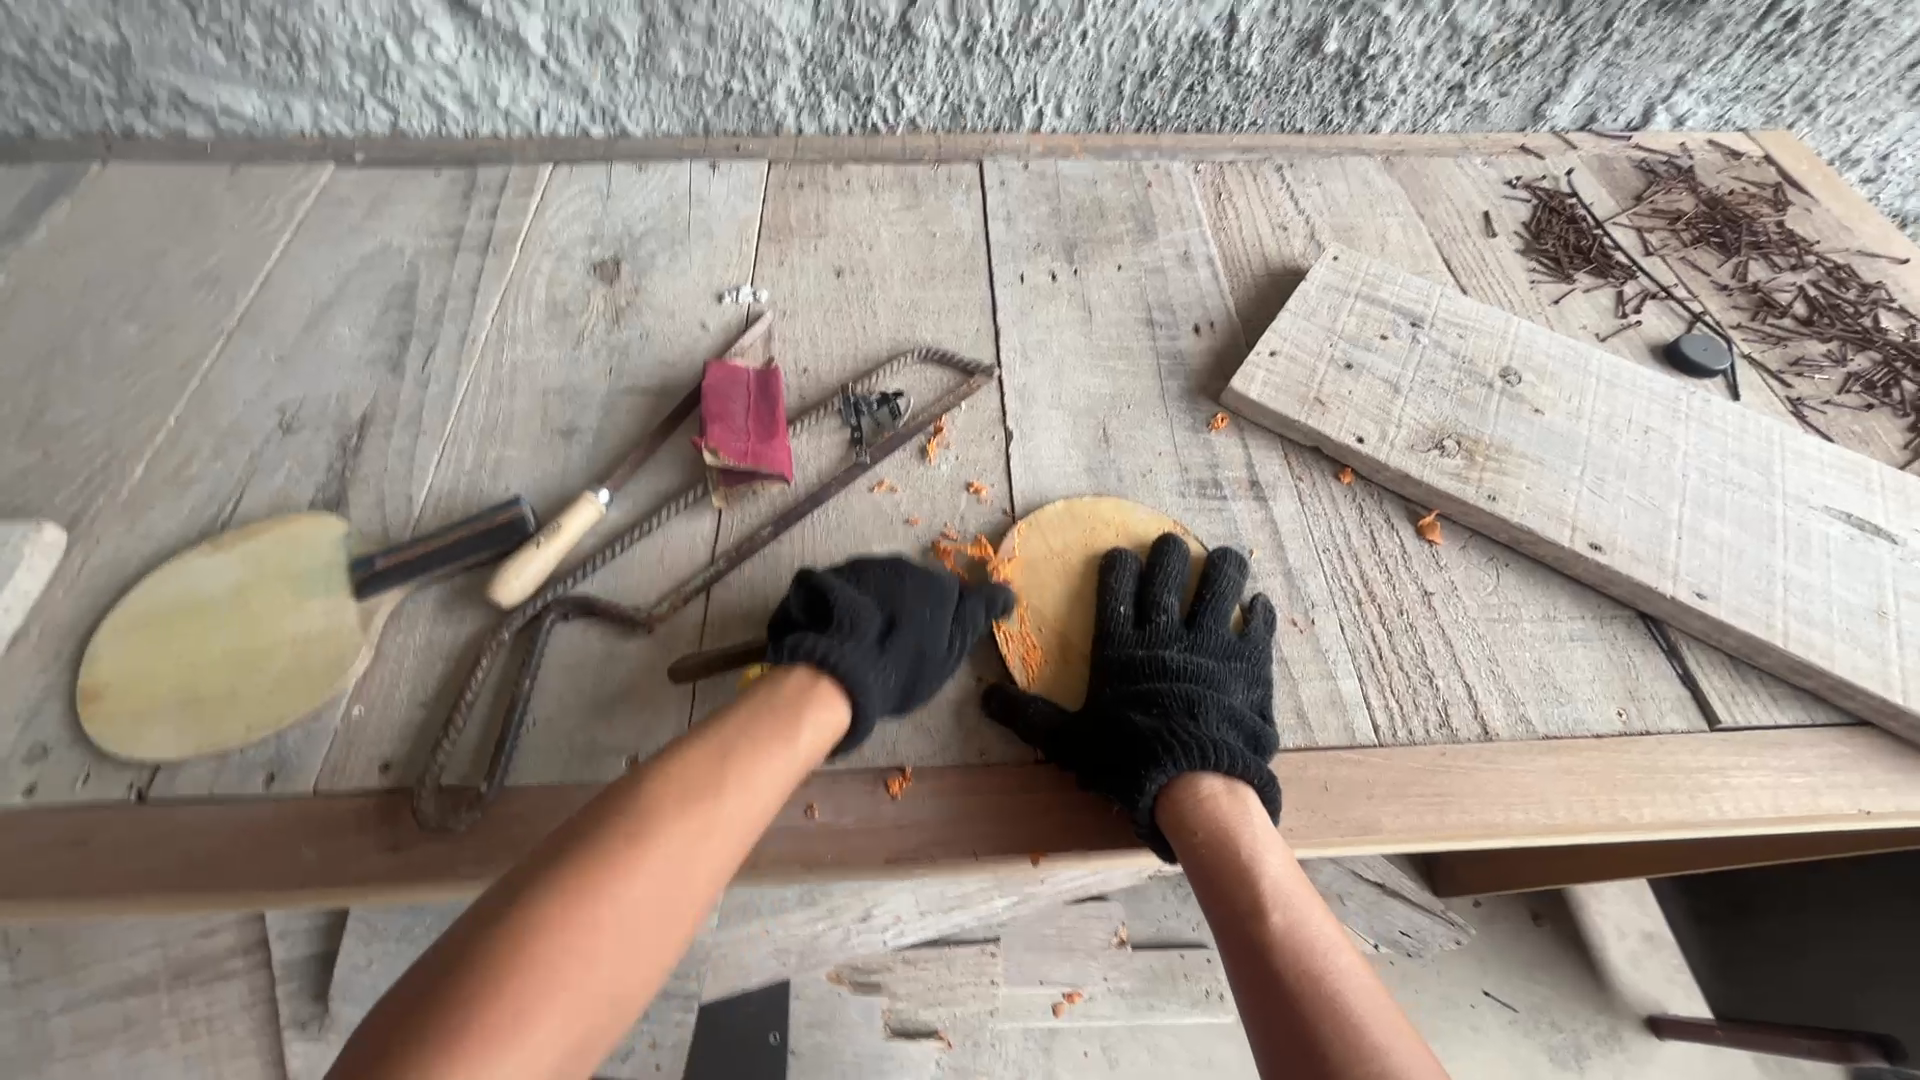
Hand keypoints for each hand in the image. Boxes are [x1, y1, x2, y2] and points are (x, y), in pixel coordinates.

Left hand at [766, 556, 1014, 755]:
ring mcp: (864, 566)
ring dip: (878, 602)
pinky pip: (848, 587)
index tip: (933, 636)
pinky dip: (849, 603)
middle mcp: (903, 565)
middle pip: (913, 583)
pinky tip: (841, 631)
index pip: (951, 591)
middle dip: (910, 604)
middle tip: (897, 641)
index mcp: (937, 583)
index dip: (945, 613)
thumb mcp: (950, 651)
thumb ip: (976, 616)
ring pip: (880, 582)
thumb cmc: (902, 667)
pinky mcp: (831, 574)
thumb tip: (1007, 592)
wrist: (835, 668)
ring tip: (864, 638)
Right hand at [981, 533, 1279, 860]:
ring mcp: (1210, 644)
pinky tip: (1257, 606)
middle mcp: (1164, 633)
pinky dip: (1258, 612)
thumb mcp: (1067, 740)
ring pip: (1220, 584)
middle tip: (1170, 546)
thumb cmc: (1126, 760)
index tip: (1122, 555)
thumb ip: (1028, 715)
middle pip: (1169, 572)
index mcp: (1120, 645)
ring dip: (1222, 566)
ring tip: (1223, 559)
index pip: (1117, 586)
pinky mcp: (1249, 663)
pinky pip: (1258, 624)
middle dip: (1169, 552)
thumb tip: (984, 698)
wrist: (1194, 784)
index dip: (1119, 564)